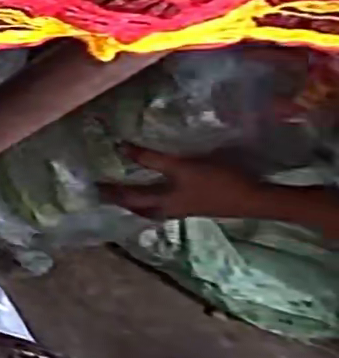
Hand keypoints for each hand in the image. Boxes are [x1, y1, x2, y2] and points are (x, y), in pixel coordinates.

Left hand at [99, 146, 275, 220]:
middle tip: (105, 193)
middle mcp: (170, 210)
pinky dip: (156, 201)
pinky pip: (169, 206)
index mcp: (161, 202)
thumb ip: (150, 159)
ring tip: (127, 195)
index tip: (92, 184)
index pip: (126, 198)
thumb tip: (120, 147)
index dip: (108, 190)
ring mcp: (188, 210)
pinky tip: (161, 194)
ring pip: (153, 209)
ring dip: (138, 203)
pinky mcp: (202, 207)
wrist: (264, 200)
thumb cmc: (219, 183)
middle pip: (138, 209)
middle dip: (121, 202)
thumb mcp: (182, 167)